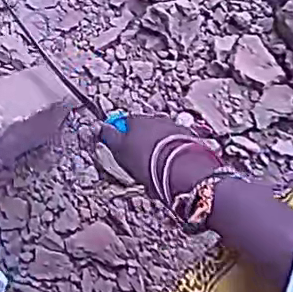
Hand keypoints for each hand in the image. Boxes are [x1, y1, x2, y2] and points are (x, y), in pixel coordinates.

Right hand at [100, 115, 226, 227]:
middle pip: (144, 131)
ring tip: (154, 172)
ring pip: (160, 140)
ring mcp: (175, 130)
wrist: (183, 170)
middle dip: (141, 145)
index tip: (119, 150)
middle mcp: (157, 119)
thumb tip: (101, 126)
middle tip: (137, 165)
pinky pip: (175, 149)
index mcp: (136, 119)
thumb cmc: (148, 160)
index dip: (120, 136)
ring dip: (157, 152)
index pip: (123, 122)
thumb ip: (108, 136)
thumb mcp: (119, 150)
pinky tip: (168, 172)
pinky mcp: (191, 142)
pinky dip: (171, 157)